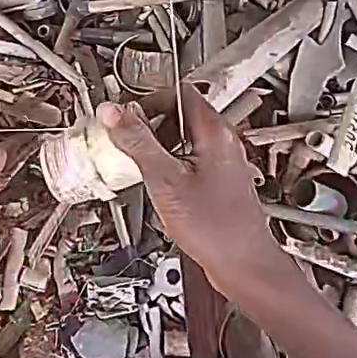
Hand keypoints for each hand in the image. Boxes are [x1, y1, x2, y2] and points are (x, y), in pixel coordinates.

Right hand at [99, 90, 313, 311]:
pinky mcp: (220, 181)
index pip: (179, 92)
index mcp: (214, 132)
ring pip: (185, 138)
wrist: (242, 265)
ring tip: (144, 166)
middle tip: (130, 142)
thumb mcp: (164, 179)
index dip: (149, 101)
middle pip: (181, 114)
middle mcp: (223, 142)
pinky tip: (162, 186)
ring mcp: (223, 162)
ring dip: (160, 146)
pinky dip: (171, 165)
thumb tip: (114, 113)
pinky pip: (190, 160)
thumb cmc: (215, 228)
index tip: (128, 117)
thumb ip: (137, 142)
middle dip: (151, 126)